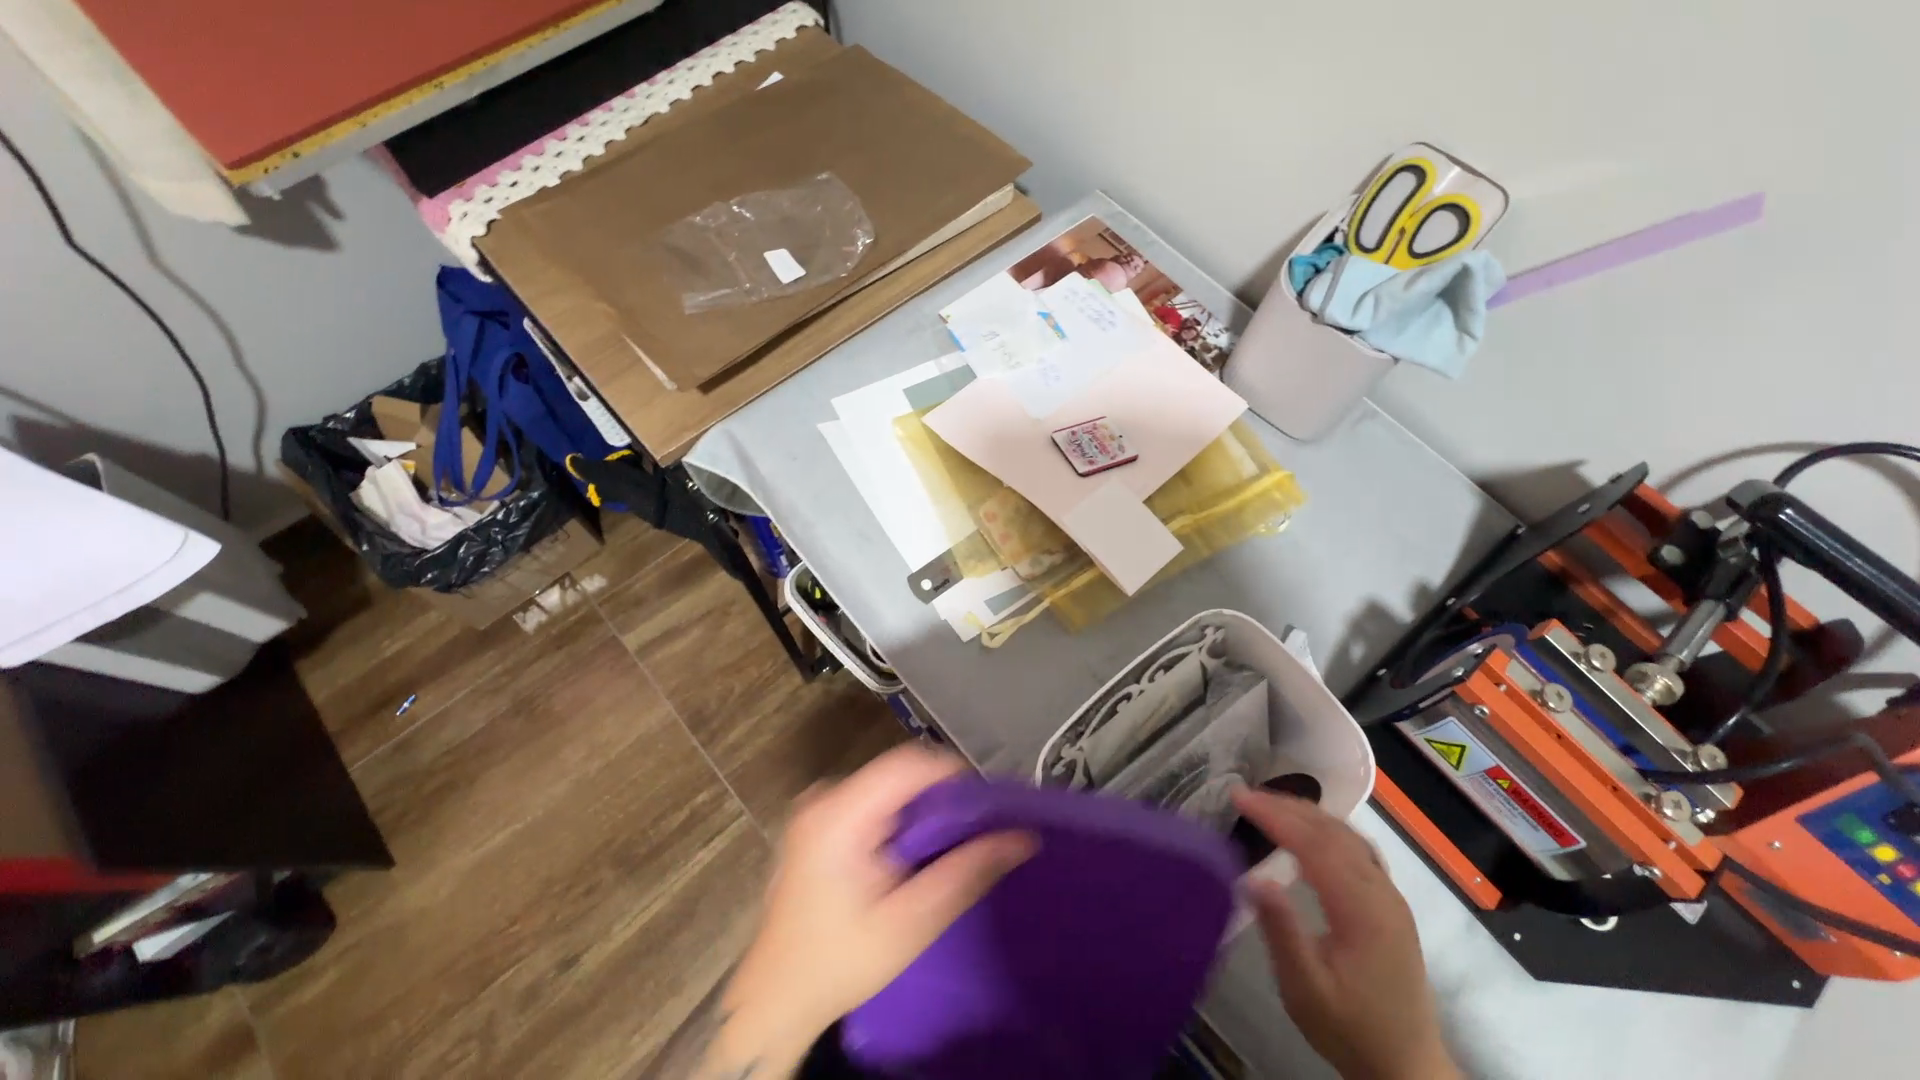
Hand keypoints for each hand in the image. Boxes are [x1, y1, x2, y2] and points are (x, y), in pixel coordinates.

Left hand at [699, 745, 1035, 1078]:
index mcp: (839, 812)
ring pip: (887, 789)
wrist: (777, 999)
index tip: (990, 808)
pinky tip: (914, 859)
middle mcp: (824, 798)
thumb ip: (967, 871)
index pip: (909, 763)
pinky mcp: (817, 828)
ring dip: (922, 812)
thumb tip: (1022, 836)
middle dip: (942, 798)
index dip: (955, 776)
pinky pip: (870, 805)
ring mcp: (816, 811)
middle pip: (899, 774)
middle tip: (978, 834)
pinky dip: (899, 822)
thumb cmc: (841, 960)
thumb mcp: (912, 921)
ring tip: (951, 850)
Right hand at [1233, 790, 1458, 1079]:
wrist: (1406, 1064)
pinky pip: (1359, 851)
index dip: (1276, 816)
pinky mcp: (1390, 905)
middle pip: (1335, 833)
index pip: (1315, 845)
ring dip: (1310, 814)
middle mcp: (1383, 894)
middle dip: (1289, 807)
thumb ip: (1282, 932)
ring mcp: (1391, 897)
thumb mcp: (1306, 989)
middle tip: (1245, 794)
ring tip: (1270, 804)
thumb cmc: (1349, 1028)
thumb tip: (1253, 878)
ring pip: (1350, 837)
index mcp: (1363, 910)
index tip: (1239, 797)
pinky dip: (1328, 830)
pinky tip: (1310, 833)